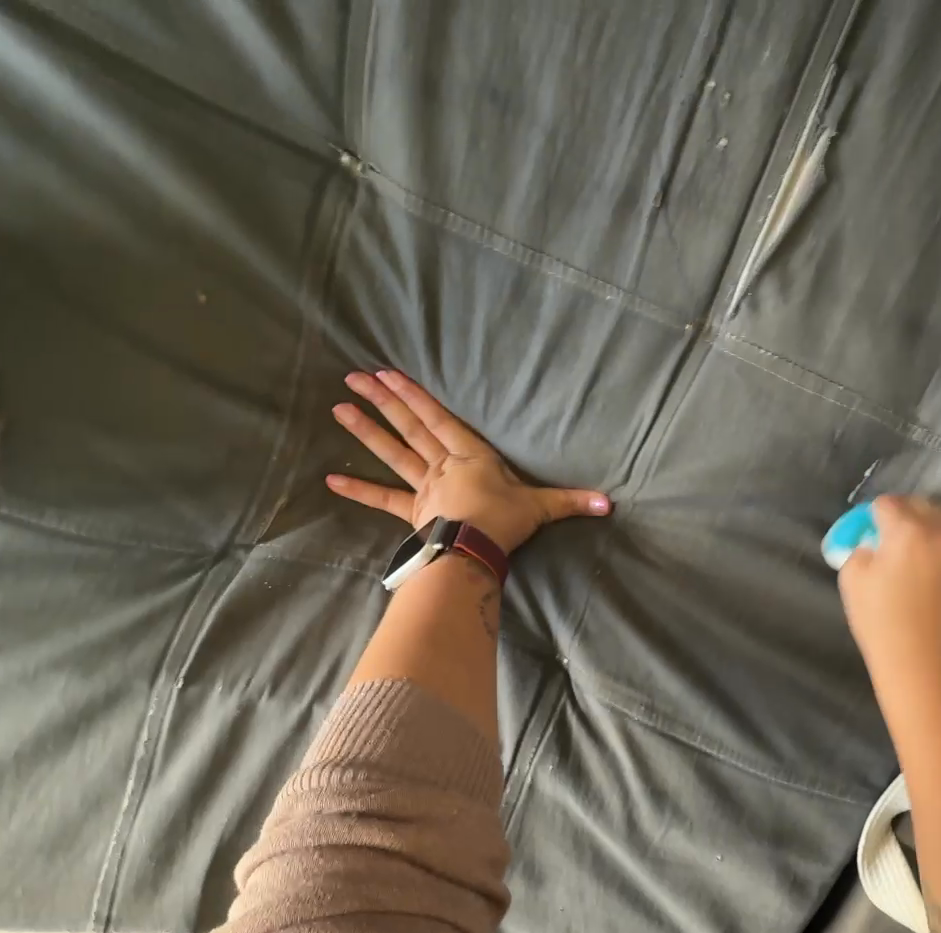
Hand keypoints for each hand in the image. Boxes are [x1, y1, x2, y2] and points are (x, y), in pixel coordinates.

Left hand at [326, 369, 610, 552]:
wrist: (474, 551)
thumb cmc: (505, 522)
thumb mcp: (543, 508)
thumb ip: (572, 502)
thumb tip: (610, 504)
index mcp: (471, 456)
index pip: (440, 418)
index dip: (416, 396)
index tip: (389, 373)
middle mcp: (442, 465)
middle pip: (410, 428)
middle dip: (383, 401)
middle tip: (354, 376)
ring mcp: (423, 488)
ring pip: (392, 454)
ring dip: (365, 431)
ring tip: (338, 408)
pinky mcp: (411, 513)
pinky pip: (381, 500)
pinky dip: (357, 490)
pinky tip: (330, 480)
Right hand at [838, 496, 940, 669]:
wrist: (920, 654)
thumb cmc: (880, 617)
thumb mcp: (852, 577)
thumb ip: (860, 547)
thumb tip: (873, 542)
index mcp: (907, 529)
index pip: (887, 503)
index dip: (874, 516)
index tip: (869, 532)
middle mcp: (939, 530)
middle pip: (920, 504)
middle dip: (903, 513)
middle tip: (889, 535)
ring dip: (926, 523)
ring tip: (913, 546)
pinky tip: (930, 561)